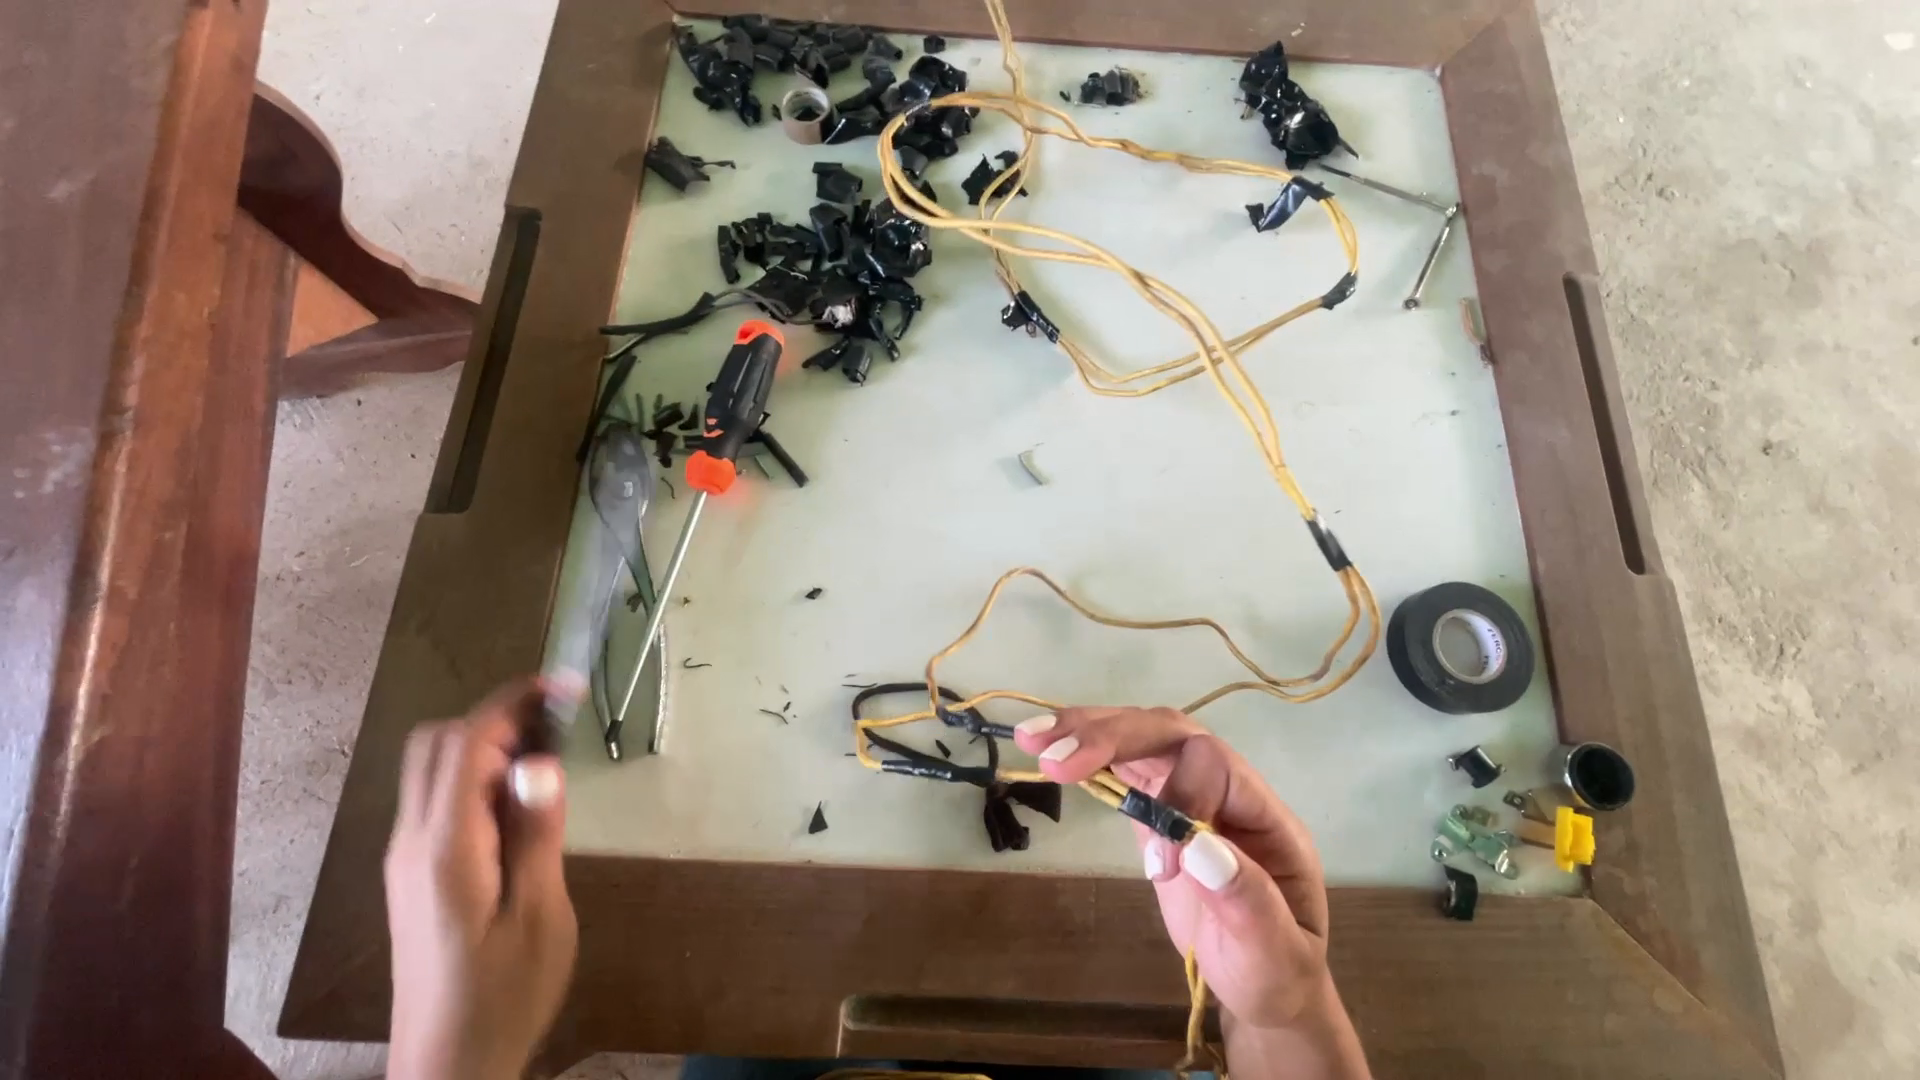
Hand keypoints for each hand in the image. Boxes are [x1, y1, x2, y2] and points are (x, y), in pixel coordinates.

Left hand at [384, 678, 580, 1079]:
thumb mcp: (540, 914)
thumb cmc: (504, 994)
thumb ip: (537, 833)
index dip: (515, 701)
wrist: (447, 1068)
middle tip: (559, 723)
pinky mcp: (415, 874)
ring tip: (548, 758)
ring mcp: (407, 858)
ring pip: (433, 768)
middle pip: (438, 743)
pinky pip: (439, 799)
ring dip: (486, 743)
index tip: (567, 685)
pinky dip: (477, 775)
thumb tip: (541, 760)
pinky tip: (520, 801)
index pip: (467, 743)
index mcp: (447, 847)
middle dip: (497, 715)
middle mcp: (413, 842)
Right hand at [1014, 707, 1367, 1078]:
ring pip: (1141, 735)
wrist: (1259, 979)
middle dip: (1112, 737)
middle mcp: (1228, 787)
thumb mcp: (1272, 956)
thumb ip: (1247, 901)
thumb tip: (1197, 845)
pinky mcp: (1157, 801)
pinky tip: (1048, 748)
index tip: (1157, 870)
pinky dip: (1084, 751)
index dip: (1177, 798)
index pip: (1214, 765)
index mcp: (1264, 814)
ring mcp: (1190, 788)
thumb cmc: (1269, 973)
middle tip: (1054, 757)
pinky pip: (1123, 761)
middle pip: (1170, 732)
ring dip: (1086, 731)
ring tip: (1032, 737)